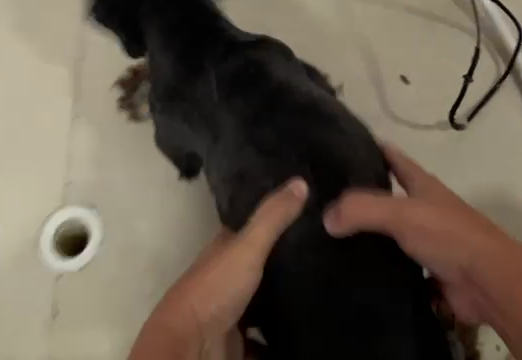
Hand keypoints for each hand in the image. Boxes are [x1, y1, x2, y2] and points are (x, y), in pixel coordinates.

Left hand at [131, 178, 309, 359]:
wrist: (191, 346)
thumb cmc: (215, 288)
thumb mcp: (247, 246)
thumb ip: (272, 217)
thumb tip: (301, 179)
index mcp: (227, 247)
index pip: (257, 225)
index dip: (281, 217)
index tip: (313, 211)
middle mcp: (230, 275)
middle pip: (265, 263)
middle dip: (291, 261)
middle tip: (329, 252)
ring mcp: (236, 309)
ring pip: (267, 300)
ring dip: (289, 298)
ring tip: (327, 287)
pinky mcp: (242, 340)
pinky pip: (268, 336)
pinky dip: (284, 333)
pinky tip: (308, 324)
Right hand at [321, 145, 515, 325]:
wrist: (488, 282)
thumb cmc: (448, 234)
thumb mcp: (402, 213)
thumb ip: (362, 210)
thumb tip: (325, 216)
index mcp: (422, 184)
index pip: (393, 157)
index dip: (371, 148)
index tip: (341, 145)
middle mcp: (425, 207)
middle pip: (390, 196)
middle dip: (363, 196)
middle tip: (325, 199)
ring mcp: (429, 240)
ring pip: (391, 233)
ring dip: (369, 236)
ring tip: (332, 238)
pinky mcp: (429, 272)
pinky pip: (397, 267)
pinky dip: (380, 269)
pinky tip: (356, 273)